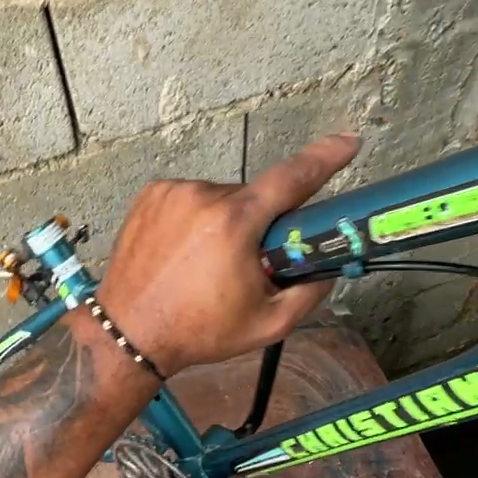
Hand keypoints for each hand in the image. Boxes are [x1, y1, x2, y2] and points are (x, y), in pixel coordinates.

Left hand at [94, 133, 360, 373]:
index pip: (292, 179)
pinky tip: (187, 254)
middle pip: (255, 197)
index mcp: (235, 225)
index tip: (348, 143)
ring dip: (228, 223)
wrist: (129, 335)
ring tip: (207, 265)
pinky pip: (193, 198)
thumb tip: (328, 270)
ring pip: (223, 198)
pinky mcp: (152, 194)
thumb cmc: (198, 332)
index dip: (325, 158)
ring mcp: (174, 192)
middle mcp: (204, 197)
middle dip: (261, 225)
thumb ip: (309, 294)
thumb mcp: (267, 325)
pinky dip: (199, 220)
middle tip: (247, 265)